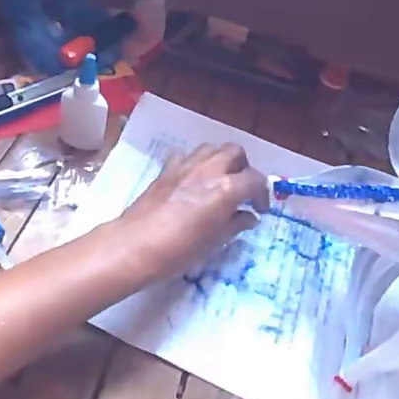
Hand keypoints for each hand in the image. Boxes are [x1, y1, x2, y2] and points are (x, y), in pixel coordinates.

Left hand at [117, 144, 269, 284]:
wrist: (136, 245)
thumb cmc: (180, 249)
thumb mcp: (215, 242)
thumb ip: (235, 224)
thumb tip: (248, 216)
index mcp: (226, 188)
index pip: (255, 179)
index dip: (262, 194)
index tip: (258, 209)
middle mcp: (208, 170)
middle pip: (234, 152)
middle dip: (243, 167)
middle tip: (240, 189)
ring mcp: (184, 167)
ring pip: (210, 148)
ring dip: (219, 160)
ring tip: (218, 182)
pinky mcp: (165, 170)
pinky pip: (184, 156)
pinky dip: (193, 163)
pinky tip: (191, 181)